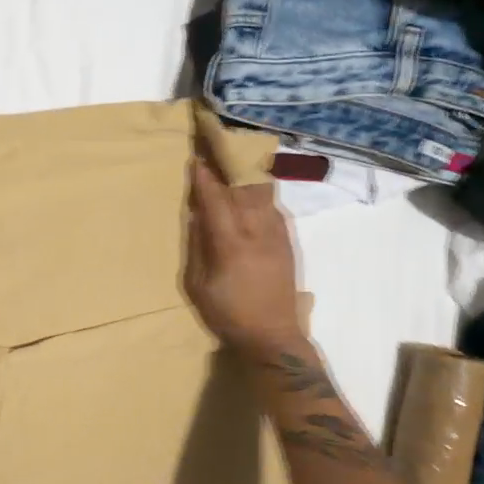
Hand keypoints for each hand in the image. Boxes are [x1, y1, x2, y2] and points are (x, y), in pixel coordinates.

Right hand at [184, 156, 303, 352]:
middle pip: (245, 187)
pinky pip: (273, 207)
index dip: (205, 178)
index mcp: (231, 244)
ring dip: (248, 174)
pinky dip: (261, 192)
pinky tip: (252, 188)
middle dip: (231, 164)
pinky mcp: (288, 242)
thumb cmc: (228, 314)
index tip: (196, 158)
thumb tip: (196, 214)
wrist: (273, 338)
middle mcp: (257, 233)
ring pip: (264, 193)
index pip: (216, 200)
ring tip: (236, 159)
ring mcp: (277, 236)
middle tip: (218, 145)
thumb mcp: (197, 283)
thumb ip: (196, 245)